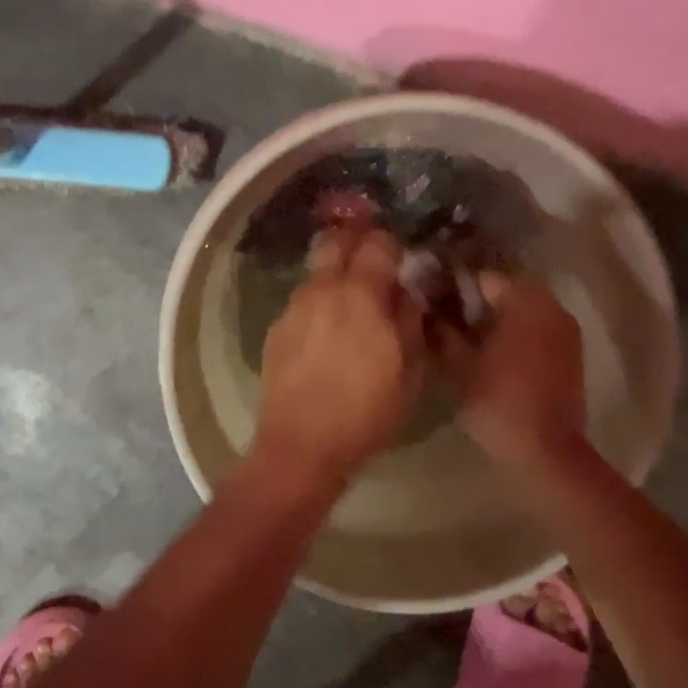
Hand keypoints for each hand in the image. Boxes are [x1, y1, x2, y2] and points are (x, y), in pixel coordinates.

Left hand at [254, 228, 424, 481]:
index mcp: (362, 294)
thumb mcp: (409, 372)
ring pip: (317, 272)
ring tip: (351, 305)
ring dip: (335, 275)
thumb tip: (410, 293)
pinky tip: (327, 335)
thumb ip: (411, 321)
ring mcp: (294, 307)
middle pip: (336, 240)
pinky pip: (303, 302)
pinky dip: (319, 304)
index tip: (402, 258)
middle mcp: (323, 289)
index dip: (392, 244)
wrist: (301, 447)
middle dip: (355, 241)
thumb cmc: (366, 412)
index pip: (377, 242)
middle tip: (373, 261)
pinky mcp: (276, 329)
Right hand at [436, 276, 586, 466]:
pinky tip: (494, 356)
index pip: (482, 277)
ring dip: (496, 318)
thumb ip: (439, 330)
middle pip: (505, 290)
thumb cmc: (498, 403)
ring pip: (523, 310)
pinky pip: (538, 328)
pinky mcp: (571, 352)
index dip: (453, 288)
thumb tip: (423, 306)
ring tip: (467, 340)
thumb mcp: (457, 367)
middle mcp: (552, 305)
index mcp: (525, 300)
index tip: (432, 303)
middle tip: (446, 322)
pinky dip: (516, 334)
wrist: (548, 452)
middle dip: (475, 303)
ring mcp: (566, 329)